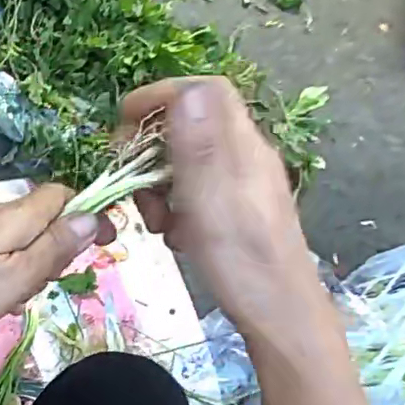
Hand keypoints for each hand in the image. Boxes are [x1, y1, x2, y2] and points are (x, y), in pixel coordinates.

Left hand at [0, 185, 110, 353]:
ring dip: (33, 260)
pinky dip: (10, 265)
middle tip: (48, 281)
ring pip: (20, 233)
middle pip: (42, 214)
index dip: (86, 213)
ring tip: (18, 295)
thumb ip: (56, 246)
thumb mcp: (19, 277)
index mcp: (13, 215)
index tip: (103, 241)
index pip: (61, 194)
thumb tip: (91, 217)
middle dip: (58, 243)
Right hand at [121, 78, 321, 337]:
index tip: (124, 123)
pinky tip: (177, 238)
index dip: (160, 96)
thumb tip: (187, 90)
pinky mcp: (238, 212)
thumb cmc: (243, 261)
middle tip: (134, 187)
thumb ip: (199, 145)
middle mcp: (244, 158)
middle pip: (190, 127)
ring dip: (160, 187)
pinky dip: (176, 209)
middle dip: (151, 152)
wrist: (280, 315)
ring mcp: (242, 185)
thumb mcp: (212, 200)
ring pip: (188, 165)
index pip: (203, 92)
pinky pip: (196, 194)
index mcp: (242, 147)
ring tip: (157, 222)